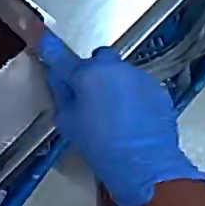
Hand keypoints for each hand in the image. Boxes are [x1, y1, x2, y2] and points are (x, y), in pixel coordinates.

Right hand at [37, 32, 204, 205]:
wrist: (145, 164)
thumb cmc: (99, 145)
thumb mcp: (67, 122)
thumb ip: (62, 94)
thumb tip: (61, 80)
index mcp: (87, 74)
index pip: (62, 58)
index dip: (51, 50)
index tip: (46, 41)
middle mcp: (114, 68)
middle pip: (99, 59)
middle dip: (92, 72)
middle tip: (88, 96)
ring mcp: (140, 77)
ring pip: (120, 73)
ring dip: (114, 85)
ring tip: (113, 114)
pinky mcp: (158, 90)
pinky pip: (138, 87)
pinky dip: (132, 96)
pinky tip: (131, 119)